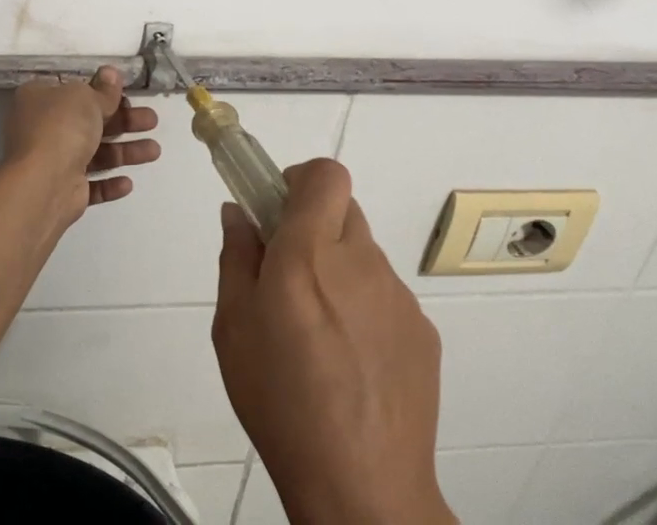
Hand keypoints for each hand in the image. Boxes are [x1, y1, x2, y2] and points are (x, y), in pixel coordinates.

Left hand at [2, 66, 159, 224]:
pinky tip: (127, 183)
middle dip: (124, 122)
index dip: (101, 93)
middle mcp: (42, 129)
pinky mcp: (63, 190)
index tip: (127, 95)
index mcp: (40, 100)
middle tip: (152, 121)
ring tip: (155, 151)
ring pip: (95, 154)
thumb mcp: (85, 98)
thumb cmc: (61, 127)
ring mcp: (52, 161)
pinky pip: (90, 184)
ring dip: (125, 152)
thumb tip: (111, 72)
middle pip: (90, 123)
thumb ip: (102, 90)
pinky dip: (109, 183)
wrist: (44, 183)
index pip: (73, 93)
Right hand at [213, 159, 452, 524]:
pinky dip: (365, 310)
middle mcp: (361, 263)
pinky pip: (386, 298)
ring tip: (317, 334)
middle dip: (313, 227)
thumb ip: (236, 258)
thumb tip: (238, 214)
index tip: (276, 211)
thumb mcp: (233, 327)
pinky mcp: (423, 332)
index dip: (299, 181)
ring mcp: (399, 297)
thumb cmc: (279, 399)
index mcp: (308, 254)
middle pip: (343, 210)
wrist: (360, 482)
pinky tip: (349, 362)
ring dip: (339, 272)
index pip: (325, 175)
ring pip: (364, 256)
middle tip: (287, 276)